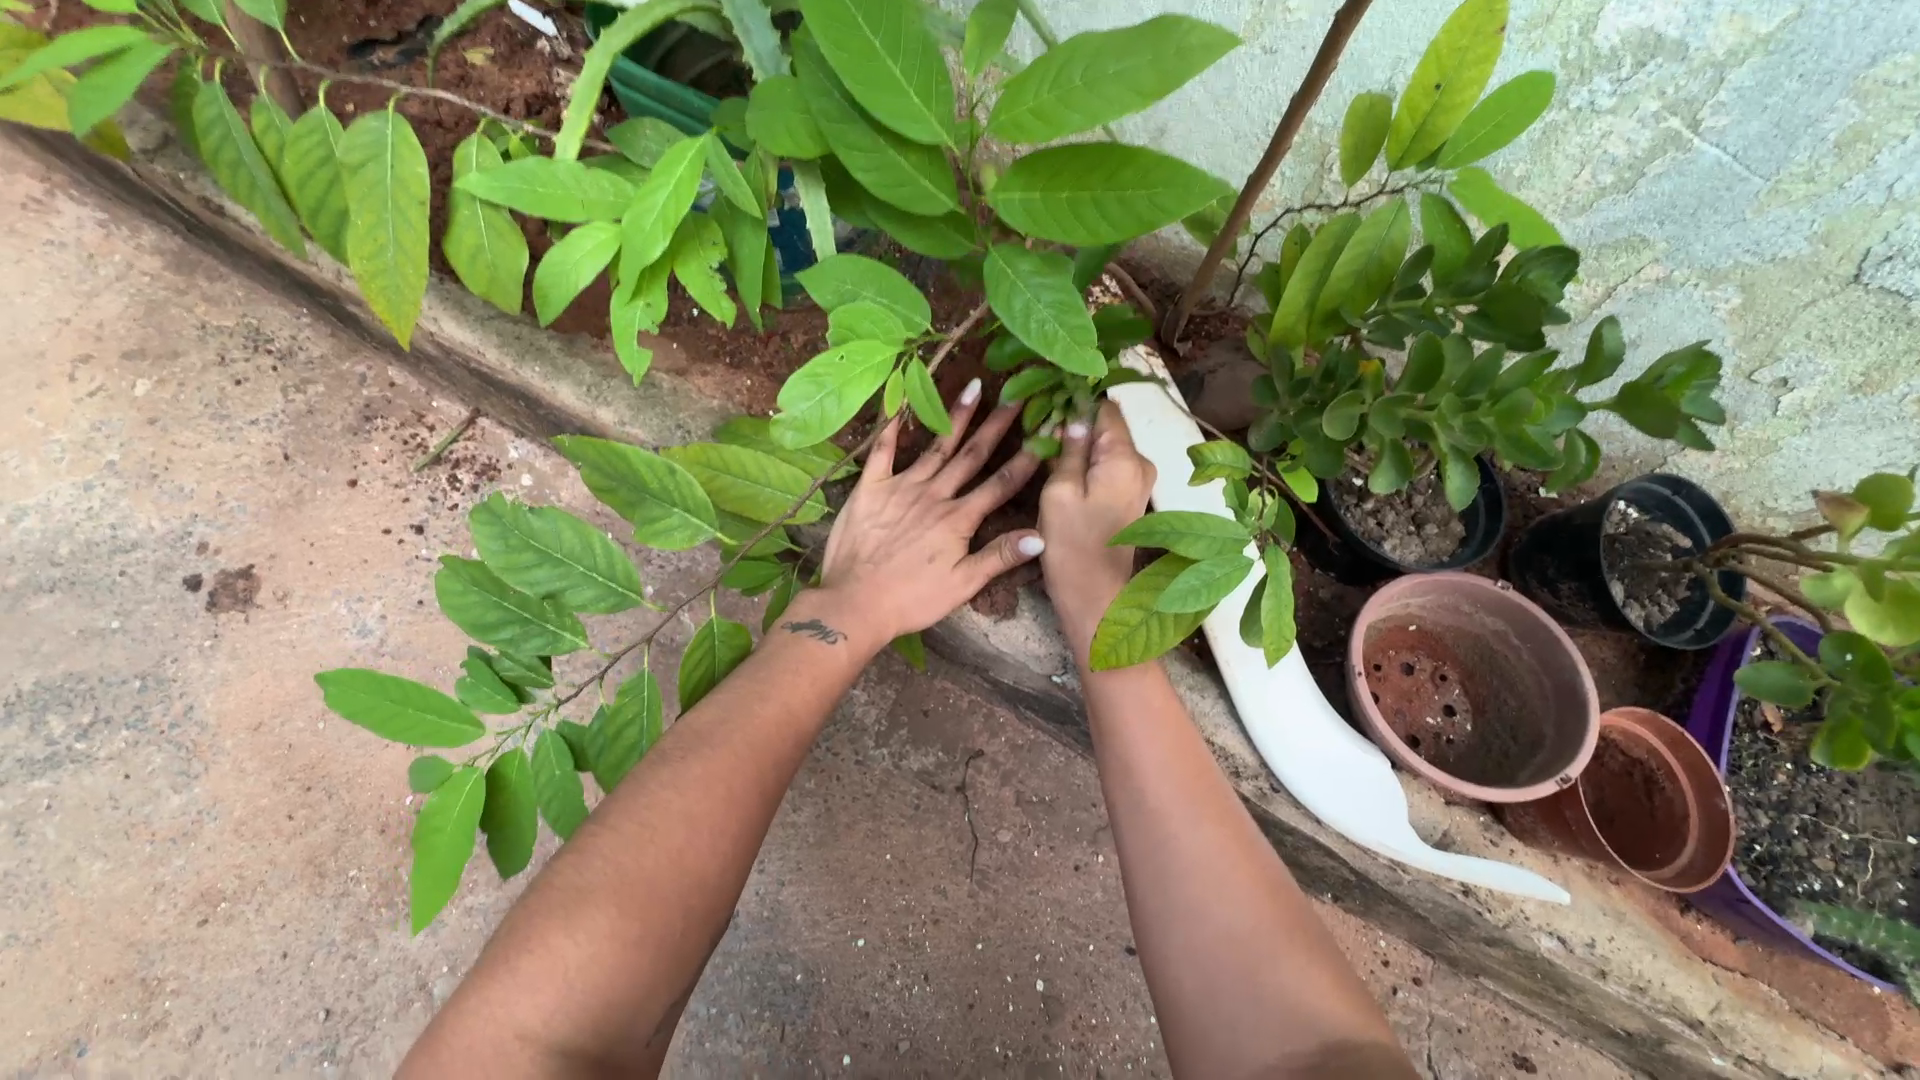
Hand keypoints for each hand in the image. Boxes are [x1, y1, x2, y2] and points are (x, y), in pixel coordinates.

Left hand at [809, 378, 1044, 646]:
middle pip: (972, 455)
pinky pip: (883, 450)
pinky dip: (892, 425)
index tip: (1045, 434)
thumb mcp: (963, 585)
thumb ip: (1000, 556)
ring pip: (936, 446)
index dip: (1025, 460)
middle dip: (997, 426)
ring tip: (975, 387)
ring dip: (957, 416)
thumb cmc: (912, 600)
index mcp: (958, 519)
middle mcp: (934, 495)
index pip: (1000, 485)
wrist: (855, 603)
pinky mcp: (870, 488)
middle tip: (1016, 396)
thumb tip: (1041, 536)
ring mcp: (901, 487)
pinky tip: (901, 401)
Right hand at [1038, 401, 1156, 661]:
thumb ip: (1068, 450)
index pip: (1104, 407)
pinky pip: (1105, 467)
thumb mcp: (1059, 492)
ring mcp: (1136, 483)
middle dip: (1073, 422)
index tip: (1045, 401)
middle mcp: (1139, 464)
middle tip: (1036, 424)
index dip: (1074, 401)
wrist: (1095, 598)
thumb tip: (1071, 417)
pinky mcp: (1128, 498)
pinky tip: (1057, 468)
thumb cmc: (1072, 546)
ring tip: (1042, 444)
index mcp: (1124, 457)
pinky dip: (1084, 463)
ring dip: (1077, 444)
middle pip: (1105, 427)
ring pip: (1104, 447)